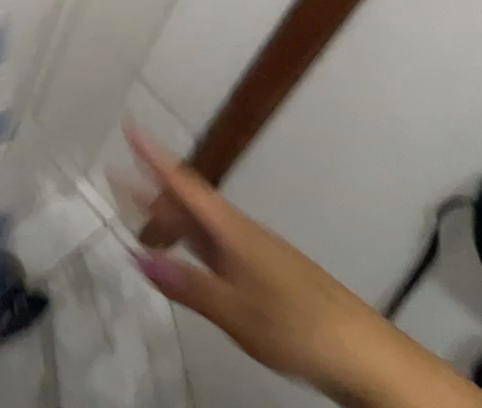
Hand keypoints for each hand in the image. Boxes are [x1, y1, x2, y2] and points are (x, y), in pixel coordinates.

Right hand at [126, 128, 389, 392]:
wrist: (364, 354)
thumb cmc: (298, 326)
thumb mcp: (236, 311)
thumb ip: (188, 284)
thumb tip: (138, 256)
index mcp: (232, 232)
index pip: (185, 185)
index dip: (155, 157)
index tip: (131, 127)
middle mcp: (241, 233)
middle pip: (190, 202)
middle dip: (152, 189)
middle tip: (117, 181)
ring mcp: (254, 252)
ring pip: (201, 224)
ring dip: (168, 217)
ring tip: (138, 218)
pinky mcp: (263, 273)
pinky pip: (213, 244)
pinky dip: (188, 242)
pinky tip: (182, 255)